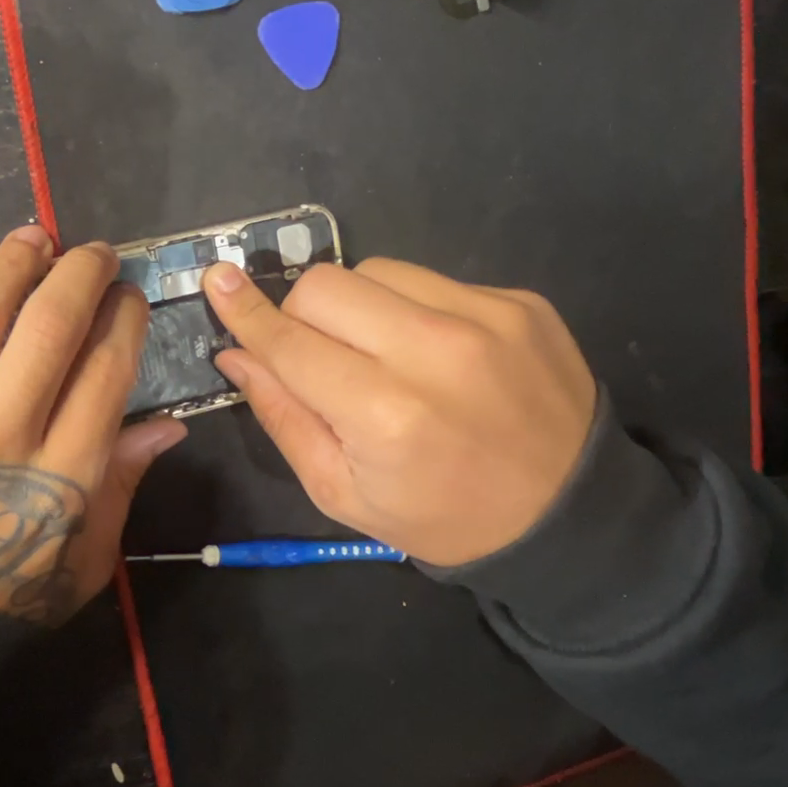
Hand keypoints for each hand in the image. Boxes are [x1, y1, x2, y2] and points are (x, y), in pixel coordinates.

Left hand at [0, 225, 186, 624]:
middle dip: (80, 276)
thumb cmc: (4, 600)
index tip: (130, 297)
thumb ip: (122, 486)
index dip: (124, 320)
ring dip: (8, 268)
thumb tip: (169, 425)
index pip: (104, 372)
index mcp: (59, 478)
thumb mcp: (86, 561)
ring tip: (33, 240)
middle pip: (46, 330)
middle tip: (95, 253)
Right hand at [202, 259, 595, 565]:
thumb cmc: (441, 517)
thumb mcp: (344, 493)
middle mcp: (434, 351)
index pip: (290, 342)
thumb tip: (238, 354)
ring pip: (375, 270)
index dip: (246, 313)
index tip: (217, 281)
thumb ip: (283, 417)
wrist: (570, 516)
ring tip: (384, 354)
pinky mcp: (519, 300)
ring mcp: (485, 316)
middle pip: (325, 286)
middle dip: (303, 315)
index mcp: (384, 414)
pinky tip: (435, 352)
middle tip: (323, 357)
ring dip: (358, 306)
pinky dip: (411, 308)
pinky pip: (430, 278)